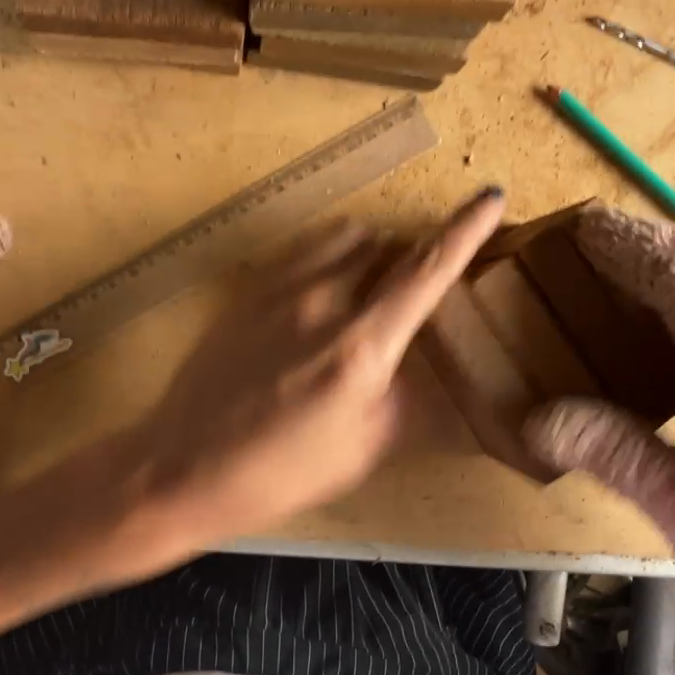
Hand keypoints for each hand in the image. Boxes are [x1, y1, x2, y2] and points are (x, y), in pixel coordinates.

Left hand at [135, 187, 506, 545]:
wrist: (182, 467)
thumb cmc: (279, 475)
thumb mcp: (362, 451)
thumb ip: (406, 400)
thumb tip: (430, 369)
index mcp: (359, 349)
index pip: (425, 272)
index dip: (466, 231)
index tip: (492, 199)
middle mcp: (321, 303)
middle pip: (384, 243)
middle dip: (412, 251)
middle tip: (419, 280)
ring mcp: (277, 291)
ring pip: (341, 238)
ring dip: (368, 250)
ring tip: (368, 285)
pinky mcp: (246, 292)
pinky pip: (301, 252)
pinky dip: (326, 259)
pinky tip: (320, 295)